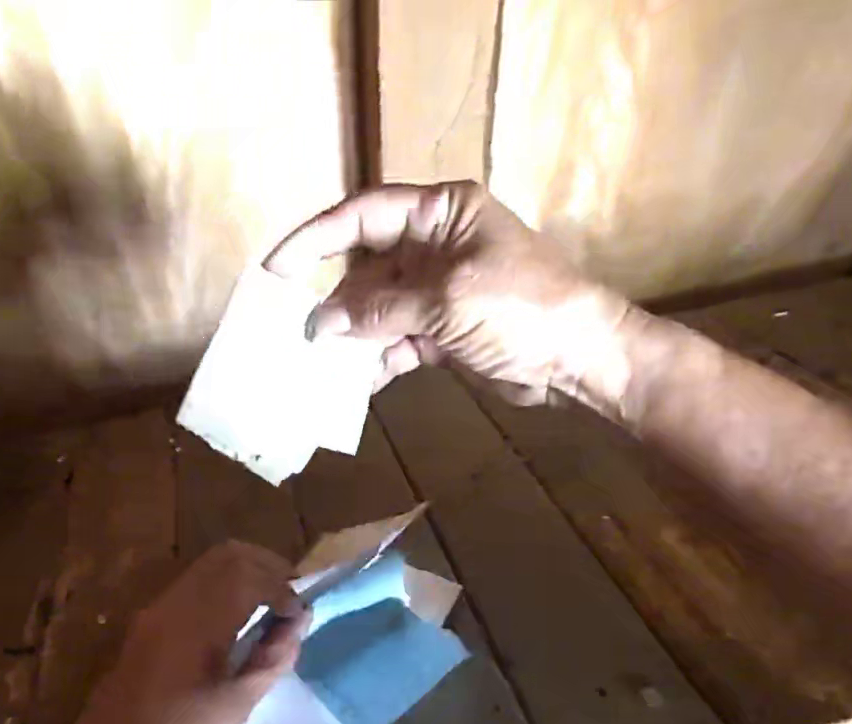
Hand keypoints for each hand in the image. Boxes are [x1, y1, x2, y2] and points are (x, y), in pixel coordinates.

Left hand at [71, 541, 310, 723]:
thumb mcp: (240, 701)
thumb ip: (275, 656)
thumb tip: (300, 621)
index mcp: (199, 623)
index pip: (250, 577)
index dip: (282, 588)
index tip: (298, 612)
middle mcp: (177, 602)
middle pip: (230, 555)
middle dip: (267, 566)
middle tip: (290, 592)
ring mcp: (160, 604)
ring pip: (211, 562)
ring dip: (246, 571)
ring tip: (270, 599)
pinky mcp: (152, 613)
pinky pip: (196, 580)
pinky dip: (225, 582)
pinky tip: (239, 612)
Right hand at [265, 181, 635, 410]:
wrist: (574, 360)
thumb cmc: (522, 308)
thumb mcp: (448, 301)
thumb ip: (381, 311)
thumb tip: (320, 325)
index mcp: (440, 214)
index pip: (364, 215)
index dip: (316, 237)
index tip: (277, 266)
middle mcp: (432, 247)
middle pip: (364, 266)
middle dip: (331, 297)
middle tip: (293, 326)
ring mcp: (434, 292)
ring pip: (375, 309)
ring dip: (349, 335)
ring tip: (315, 360)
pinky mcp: (438, 332)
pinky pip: (393, 342)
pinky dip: (374, 361)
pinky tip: (353, 382)